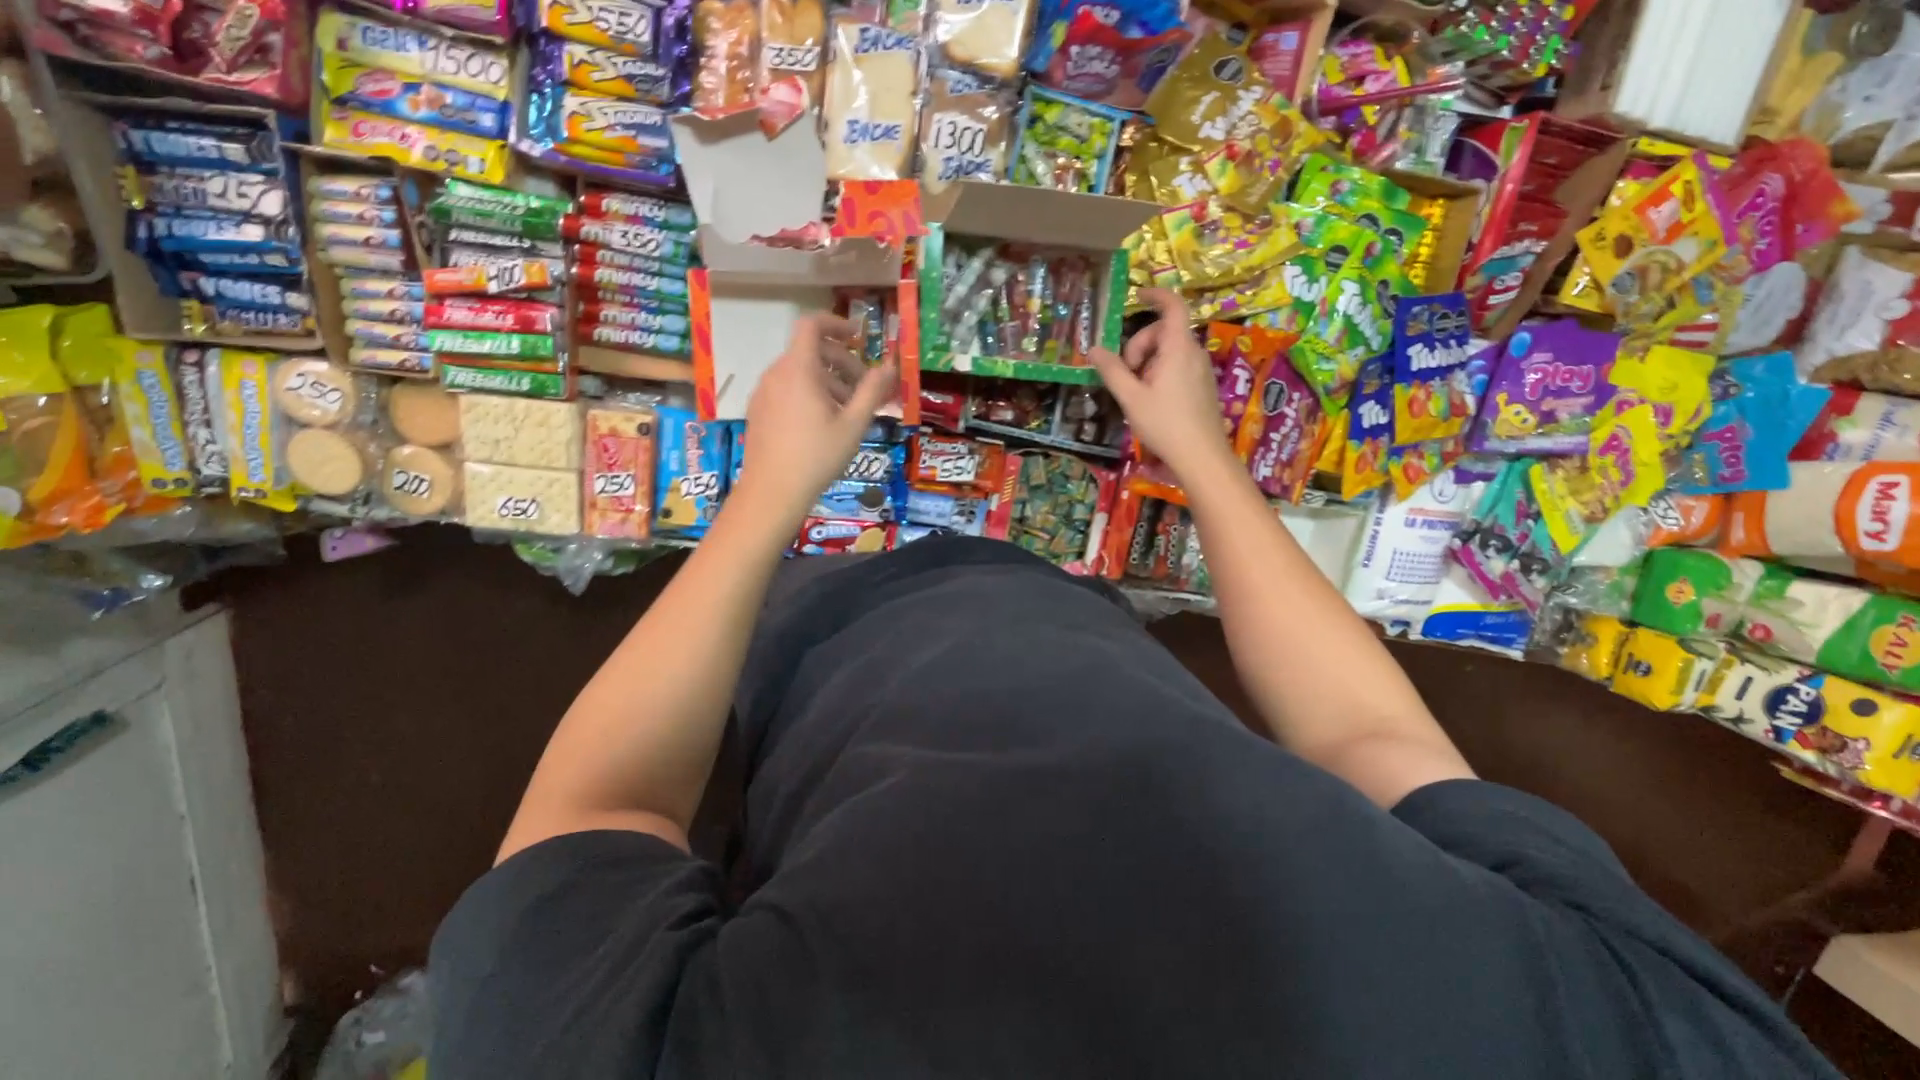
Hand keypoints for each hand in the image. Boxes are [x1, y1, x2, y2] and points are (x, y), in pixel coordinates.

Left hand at [733, 314, 896, 523]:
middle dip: (842, 362)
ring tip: (848, 410)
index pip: (812, 325)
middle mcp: (776, 373)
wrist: (772, 492)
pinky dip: (809, 393)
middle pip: (811, 350)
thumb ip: (873, 391)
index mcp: (798, 369)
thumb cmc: (817, 456)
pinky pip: (787, 388)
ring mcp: (764, 392)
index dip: (837, 324)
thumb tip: (891, 366)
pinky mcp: (759, 410)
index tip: (859, 338)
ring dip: (828, 380)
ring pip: (800, 372)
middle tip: (865, 388)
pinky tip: (823, 423)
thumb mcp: (853, 424)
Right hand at [1088, 288, 1234, 479]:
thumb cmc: (1166, 424)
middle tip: (1125, 375)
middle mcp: (1194, 353)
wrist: (1202, 457)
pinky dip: (1160, 373)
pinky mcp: (1203, 386)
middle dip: (1139, 346)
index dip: (1156, 295)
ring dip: (1148, 363)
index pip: (1172, 306)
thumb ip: (1112, 370)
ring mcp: (1201, 370)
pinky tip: (1151, 402)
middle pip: (1163, 332)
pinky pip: (1178, 366)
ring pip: (1169, 351)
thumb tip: (1094, 349)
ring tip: (1136, 393)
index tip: (1138, 295)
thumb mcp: (1131, 397)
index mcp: (1178, 348)